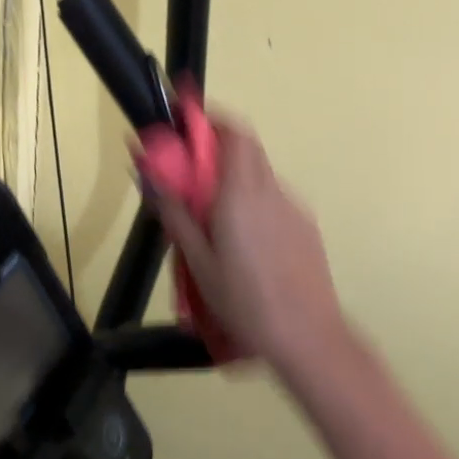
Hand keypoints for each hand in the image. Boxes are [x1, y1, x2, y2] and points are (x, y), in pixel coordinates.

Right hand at [146, 117, 345, 371]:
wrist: (308, 338)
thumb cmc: (245, 301)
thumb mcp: (198, 261)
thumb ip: (174, 212)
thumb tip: (149, 174)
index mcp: (242, 193)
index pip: (232, 132)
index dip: (209, 121)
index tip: (185, 128)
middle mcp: (271, 190)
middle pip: (245, 149)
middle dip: (215, 150)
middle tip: (187, 176)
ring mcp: (293, 208)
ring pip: (258, 176)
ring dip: (232, 180)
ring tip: (210, 221)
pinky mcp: (305, 227)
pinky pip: (272, 200)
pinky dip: (251, 203)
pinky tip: (241, 245)